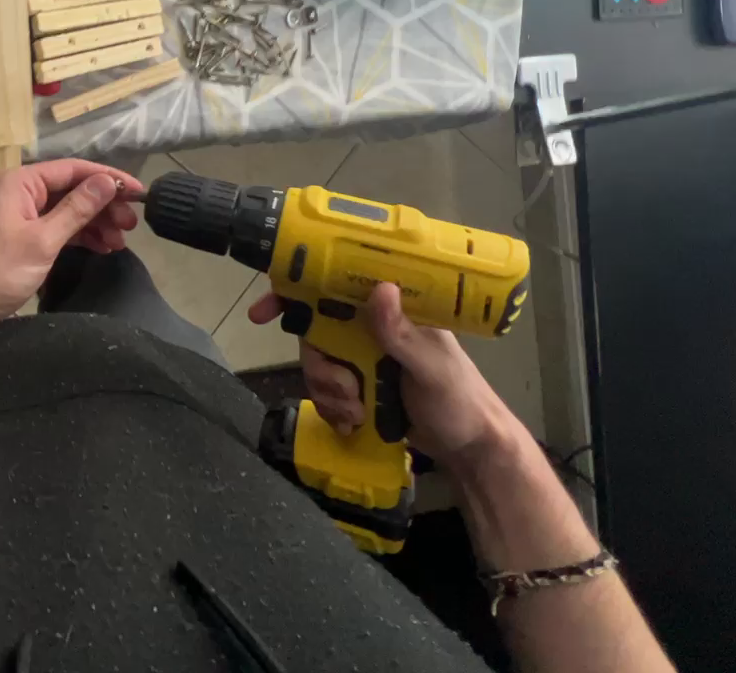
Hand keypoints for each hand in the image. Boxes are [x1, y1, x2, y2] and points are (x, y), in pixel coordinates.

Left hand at [0, 159, 142, 349]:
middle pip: (69, 190)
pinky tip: (100, 248)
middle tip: (131, 225)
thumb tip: (108, 181)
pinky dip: (75, 237)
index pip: (73, 170)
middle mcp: (16, 192)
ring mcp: (14, 216)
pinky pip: (52, 229)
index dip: (109, 179)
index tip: (139, 193)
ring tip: (120, 242)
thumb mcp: (42, 241)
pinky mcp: (15, 239)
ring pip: (62, 211)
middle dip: (102, 205)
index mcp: (18, 182)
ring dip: (92, 224)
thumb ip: (77, 209)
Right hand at [246, 281, 524, 474]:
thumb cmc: (461, 401)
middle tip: (342, 389)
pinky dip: (332, 408)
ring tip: (357, 412)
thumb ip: (401, 333)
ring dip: (328, 392)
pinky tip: (353, 423)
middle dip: (318, 364)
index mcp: (390, 309)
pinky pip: (322, 390)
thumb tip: (380, 287)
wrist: (470, 451)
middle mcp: (369, 326)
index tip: (264, 312)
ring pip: (315, 362)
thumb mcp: (433, 367)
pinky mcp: (356, 384)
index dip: (295, 291)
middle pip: (314, 330)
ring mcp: (361, 356)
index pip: (336, 284)